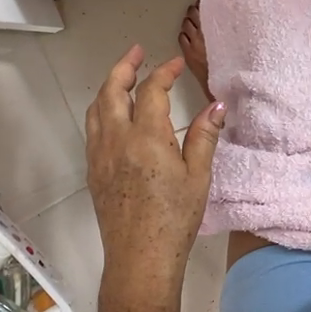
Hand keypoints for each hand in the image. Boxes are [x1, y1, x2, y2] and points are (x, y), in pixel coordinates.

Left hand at [85, 46, 225, 284]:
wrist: (140, 258)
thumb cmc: (175, 219)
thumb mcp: (198, 177)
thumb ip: (205, 136)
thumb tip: (217, 106)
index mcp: (146, 137)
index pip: (151, 91)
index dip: (164, 72)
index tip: (175, 63)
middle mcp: (117, 139)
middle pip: (112, 90)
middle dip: (124, 66)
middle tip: (138, 53)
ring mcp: (100, 155)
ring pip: (96, 108)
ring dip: (109, 86)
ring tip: (123, 78)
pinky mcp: (94, 170)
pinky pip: (92, 128)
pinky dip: (102, 110)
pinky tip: (114, 115)